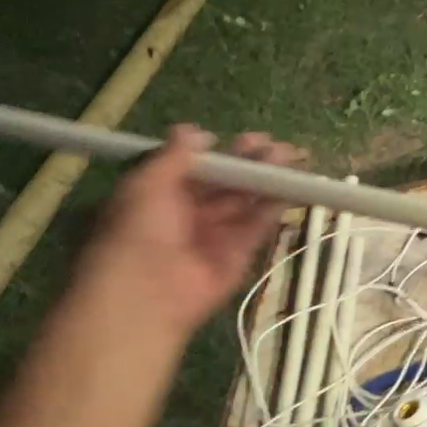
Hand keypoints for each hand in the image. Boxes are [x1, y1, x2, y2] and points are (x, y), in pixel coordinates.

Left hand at [69, 125, 297, 334]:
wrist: (145, 296)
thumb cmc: (135, 235)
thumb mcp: (144, 187)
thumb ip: (172, 158)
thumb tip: (194, 130)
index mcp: (160, 196)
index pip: (198, 168)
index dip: (223, 153)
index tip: (248, 138)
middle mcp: (190, 213)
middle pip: (227, 182)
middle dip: (252, 163)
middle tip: (277, 147)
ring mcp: (216, 233)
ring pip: (247, 200)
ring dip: (267, 179)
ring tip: (291, 158)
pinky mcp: (239, 252)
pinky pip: (259, 224)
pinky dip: (275, 206)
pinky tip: (291, 187)